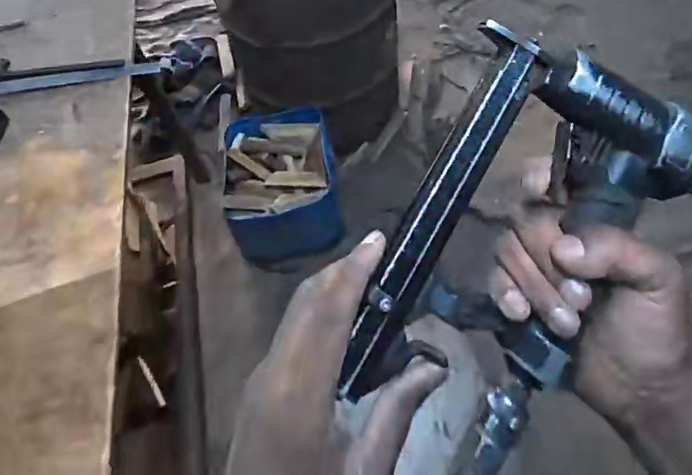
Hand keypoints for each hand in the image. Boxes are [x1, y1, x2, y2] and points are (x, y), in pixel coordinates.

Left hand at [227, 231, 449, 474]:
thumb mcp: (365, 470)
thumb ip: (398, 411)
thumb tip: (437, 365)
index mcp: (300, 391)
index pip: (330, 310)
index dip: (354, 269)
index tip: (379, 240)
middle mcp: (273, 371)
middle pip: (307, 299)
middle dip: (342, 268)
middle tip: (379, 252)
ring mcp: (258, 377)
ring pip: (295, 310)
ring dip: (328, 285)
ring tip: (366, 275)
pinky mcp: (255, 387)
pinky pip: (289, 329)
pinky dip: (316, 307)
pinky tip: (341, 316)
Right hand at [487, 157, 691, 430]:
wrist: (642, 390)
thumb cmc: (656, 323)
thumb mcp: (658, 277)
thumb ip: (617, 248)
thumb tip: (563, 249)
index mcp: (591, 215)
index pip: (554, 175)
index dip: (539, 175)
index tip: (539, 192)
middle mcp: (557, 231)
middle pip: (525, 216)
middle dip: (548, 261)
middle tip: (584, 299)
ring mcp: (534, 264)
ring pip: (507, 248)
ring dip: (536, 288)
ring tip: (569, 324)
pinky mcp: (517, 297)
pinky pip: (494, 280)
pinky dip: (505, 295)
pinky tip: (522, 316)